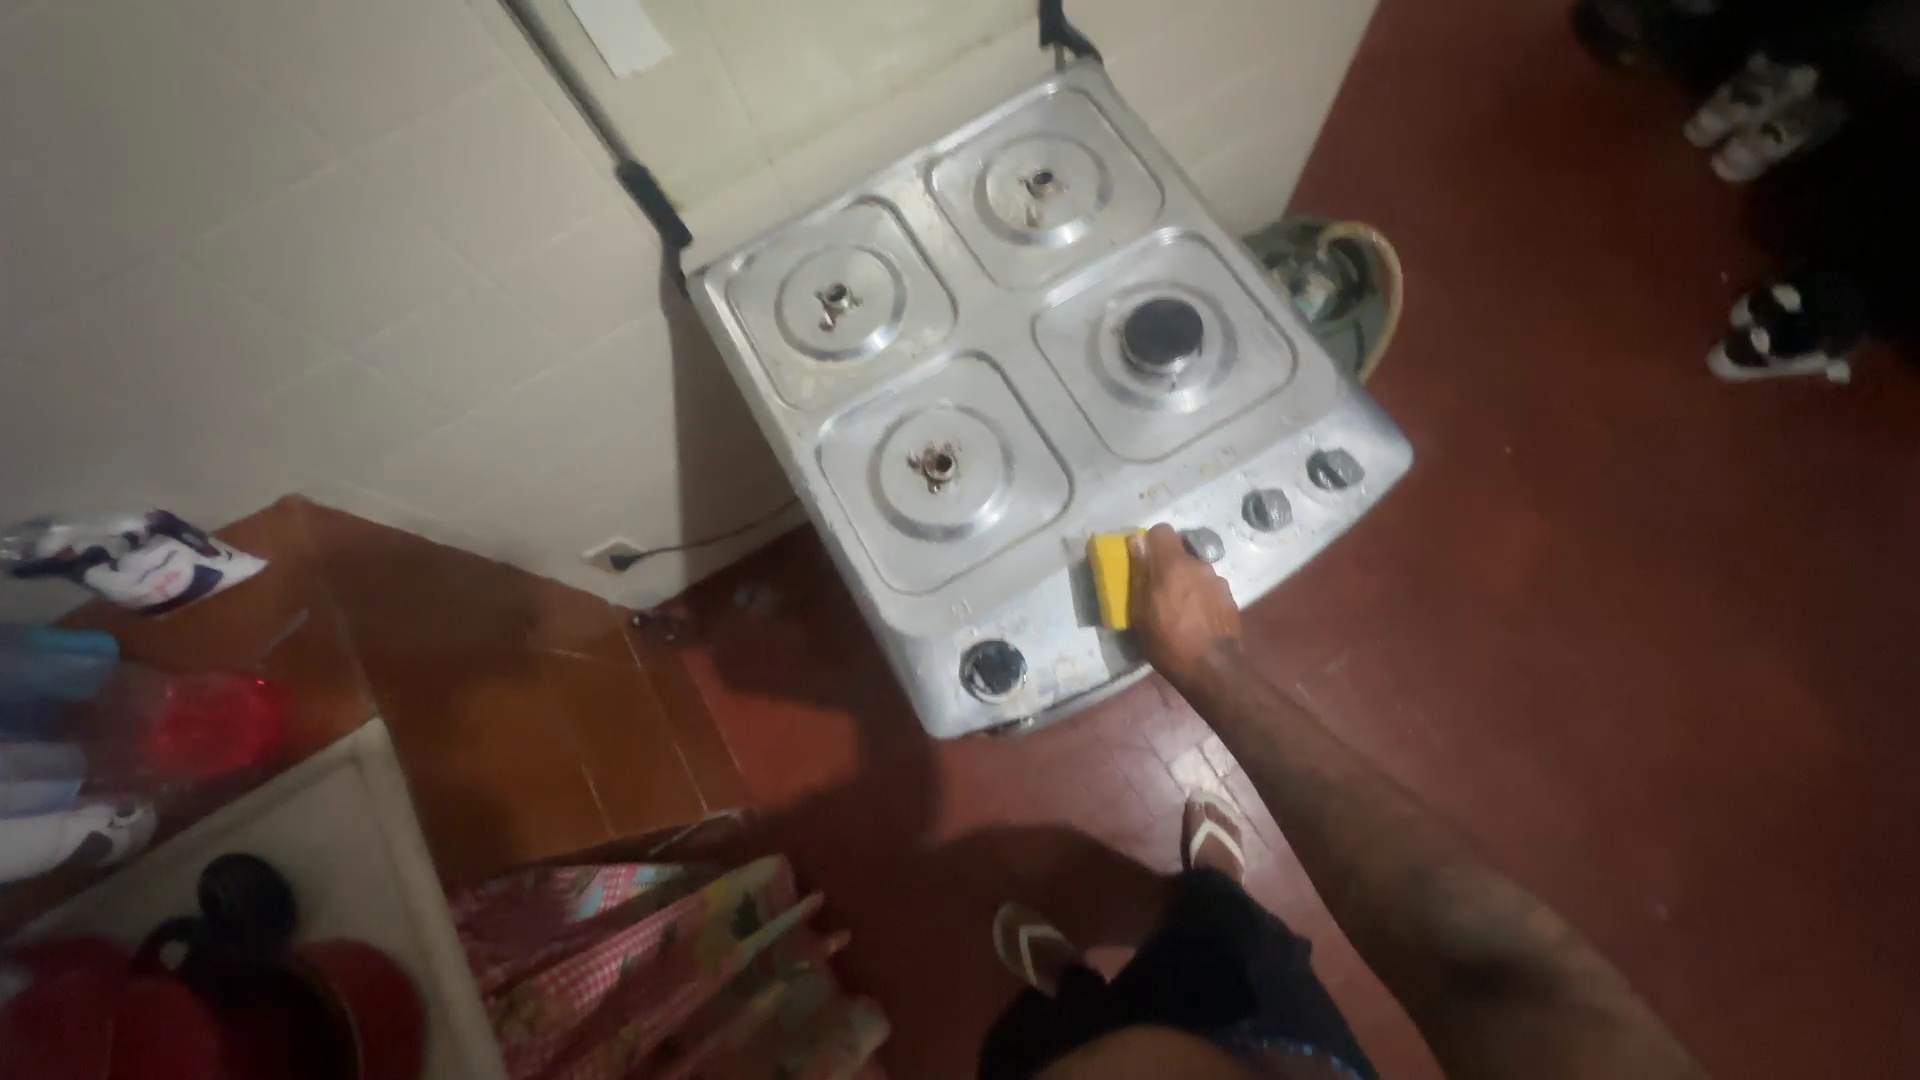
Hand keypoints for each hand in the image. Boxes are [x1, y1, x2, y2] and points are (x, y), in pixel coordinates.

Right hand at [1128, 524, 1242, 688]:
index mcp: (1173, 565)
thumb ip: (1139, 572)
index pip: (1162, 531)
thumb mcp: (1140, 610)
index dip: (1151, 541)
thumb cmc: (1166, 640)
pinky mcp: (1230, 598)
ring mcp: (1218, 582)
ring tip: (1180, 610)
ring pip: (1196, 572)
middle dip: (1168, 568)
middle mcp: (1199, 565)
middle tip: (1158, 593)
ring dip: (1186, 583)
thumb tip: (1136, 541)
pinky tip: (1197, 620)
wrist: (1211, 668)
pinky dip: (1201, 598)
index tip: (1144, 560)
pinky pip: (1209, 589)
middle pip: (1180, 554)